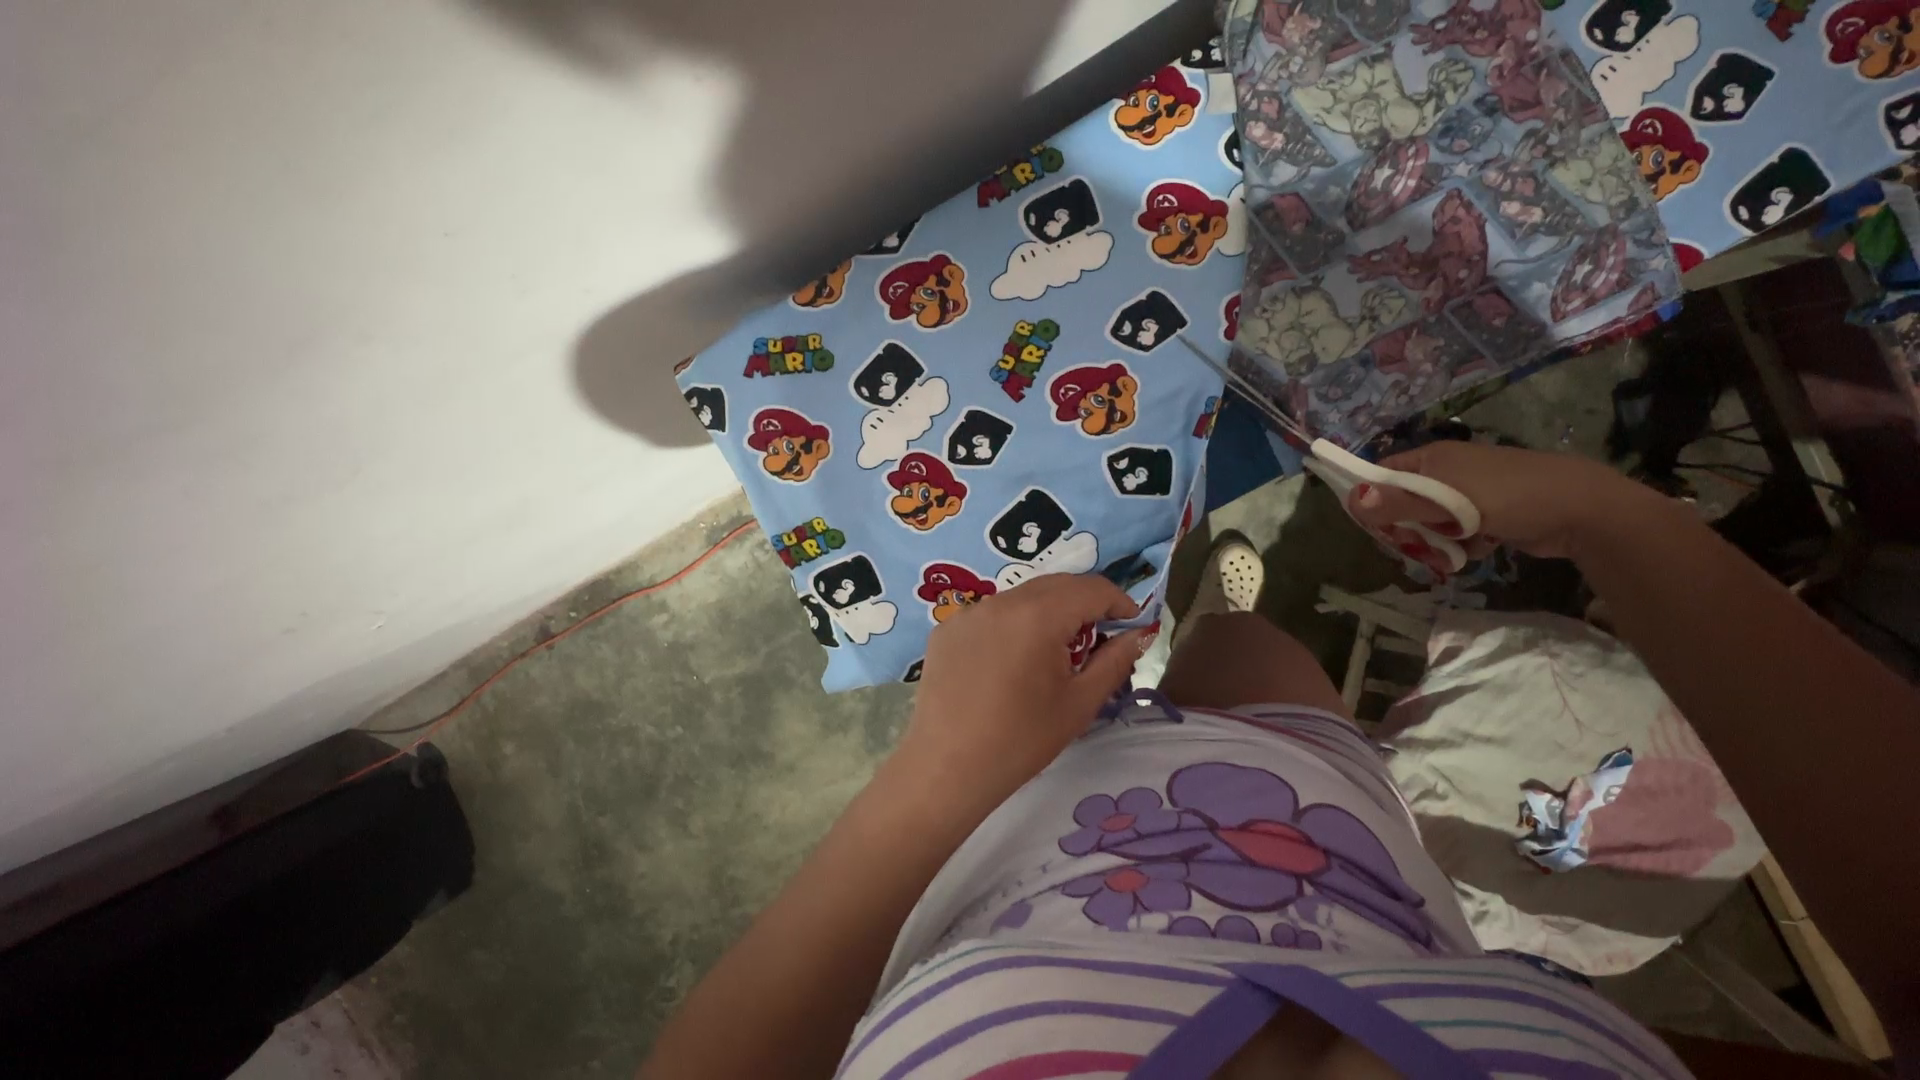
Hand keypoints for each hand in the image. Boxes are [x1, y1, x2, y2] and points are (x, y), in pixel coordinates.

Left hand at [896, 574, 1152, 803]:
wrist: (948, 768)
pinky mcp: (946, 630)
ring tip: (1055, 653)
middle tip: (1100, 637)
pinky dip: (1012, 625)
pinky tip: (1010, 664)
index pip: (1091, 588)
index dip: (1119, 602)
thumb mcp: (1080, 702)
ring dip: (1048, 613)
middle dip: (1085, 604)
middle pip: (1056, 585)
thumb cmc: (1022, 740)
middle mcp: (1001, 601)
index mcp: (1038, 615)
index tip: (1132, 625)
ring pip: (1022, 597)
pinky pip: (991, 614)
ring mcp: (968, 613)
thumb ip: (1115, 661)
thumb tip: (1140, 634)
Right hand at [1346, 440, 1658, 566]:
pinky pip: (1457, 534)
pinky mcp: (1487, 515)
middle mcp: (1446, 473)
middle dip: (1408, 528)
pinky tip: (1479, 549)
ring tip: (1455, 551)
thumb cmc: (1508, 496)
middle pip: (1403, 503)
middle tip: (1419, 544)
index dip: (1371, 497)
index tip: (1374, 524)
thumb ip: (1397, 502)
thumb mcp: (1446, 500)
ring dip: (1436, 541)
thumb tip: (1351, 500)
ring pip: (1430, 524)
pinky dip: (1462, 545)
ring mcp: (1468, 495)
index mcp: (1432, 458)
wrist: (1581, 510)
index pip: (1382, 473)